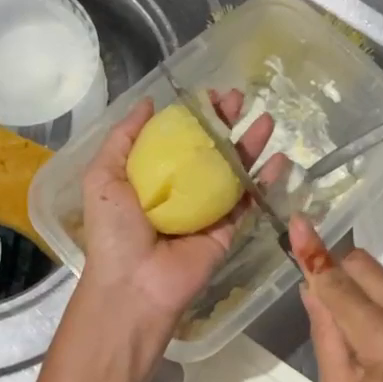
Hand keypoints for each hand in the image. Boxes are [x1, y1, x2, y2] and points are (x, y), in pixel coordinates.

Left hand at [78, 90, 273, 327]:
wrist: (134, 286)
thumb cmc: (114, 231)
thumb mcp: (103, 176)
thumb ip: (123, 138)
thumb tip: (148, 103)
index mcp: (150, 177)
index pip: (177, 138)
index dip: (194, 115)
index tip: (211, 95)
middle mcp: (180, 190)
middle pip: (209, 150)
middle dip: (226, 123)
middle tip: (241, 99)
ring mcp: (206, 211)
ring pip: (234, 172)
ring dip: (251, 145)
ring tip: (267, 120)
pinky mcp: (227, 231)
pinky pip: (248, 202)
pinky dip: (265, 181)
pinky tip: (279, 159)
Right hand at [293, 216, 382, 381]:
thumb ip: (325, 338)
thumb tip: (312, 290)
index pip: (339, 286)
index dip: (313, 254)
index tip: (296, 224)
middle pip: (356, 263)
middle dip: (331, 271)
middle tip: (322, 303)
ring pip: (372, 269)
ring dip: (351, 285)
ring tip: (353, 330)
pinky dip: (370, 295)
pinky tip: (374, 329)